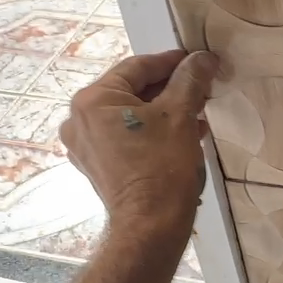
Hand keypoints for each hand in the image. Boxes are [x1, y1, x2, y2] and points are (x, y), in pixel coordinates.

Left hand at [60, 49, 217, 230]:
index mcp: (92, 100)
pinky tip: (182, 134)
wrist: (152, 225)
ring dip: (164, 110)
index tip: (198, 60)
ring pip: (130, 115)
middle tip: (201, 87)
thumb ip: (190, 79)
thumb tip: (203, 57)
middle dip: (169, 88)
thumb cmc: (163, 166)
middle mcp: (79, 120)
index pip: (137, 67)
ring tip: (198, 113)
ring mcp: (85, 146)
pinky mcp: (96, 166)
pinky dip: (151, 131)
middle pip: (131, 90)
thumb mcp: (180, 114)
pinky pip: (125, 137)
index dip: (172, 61)